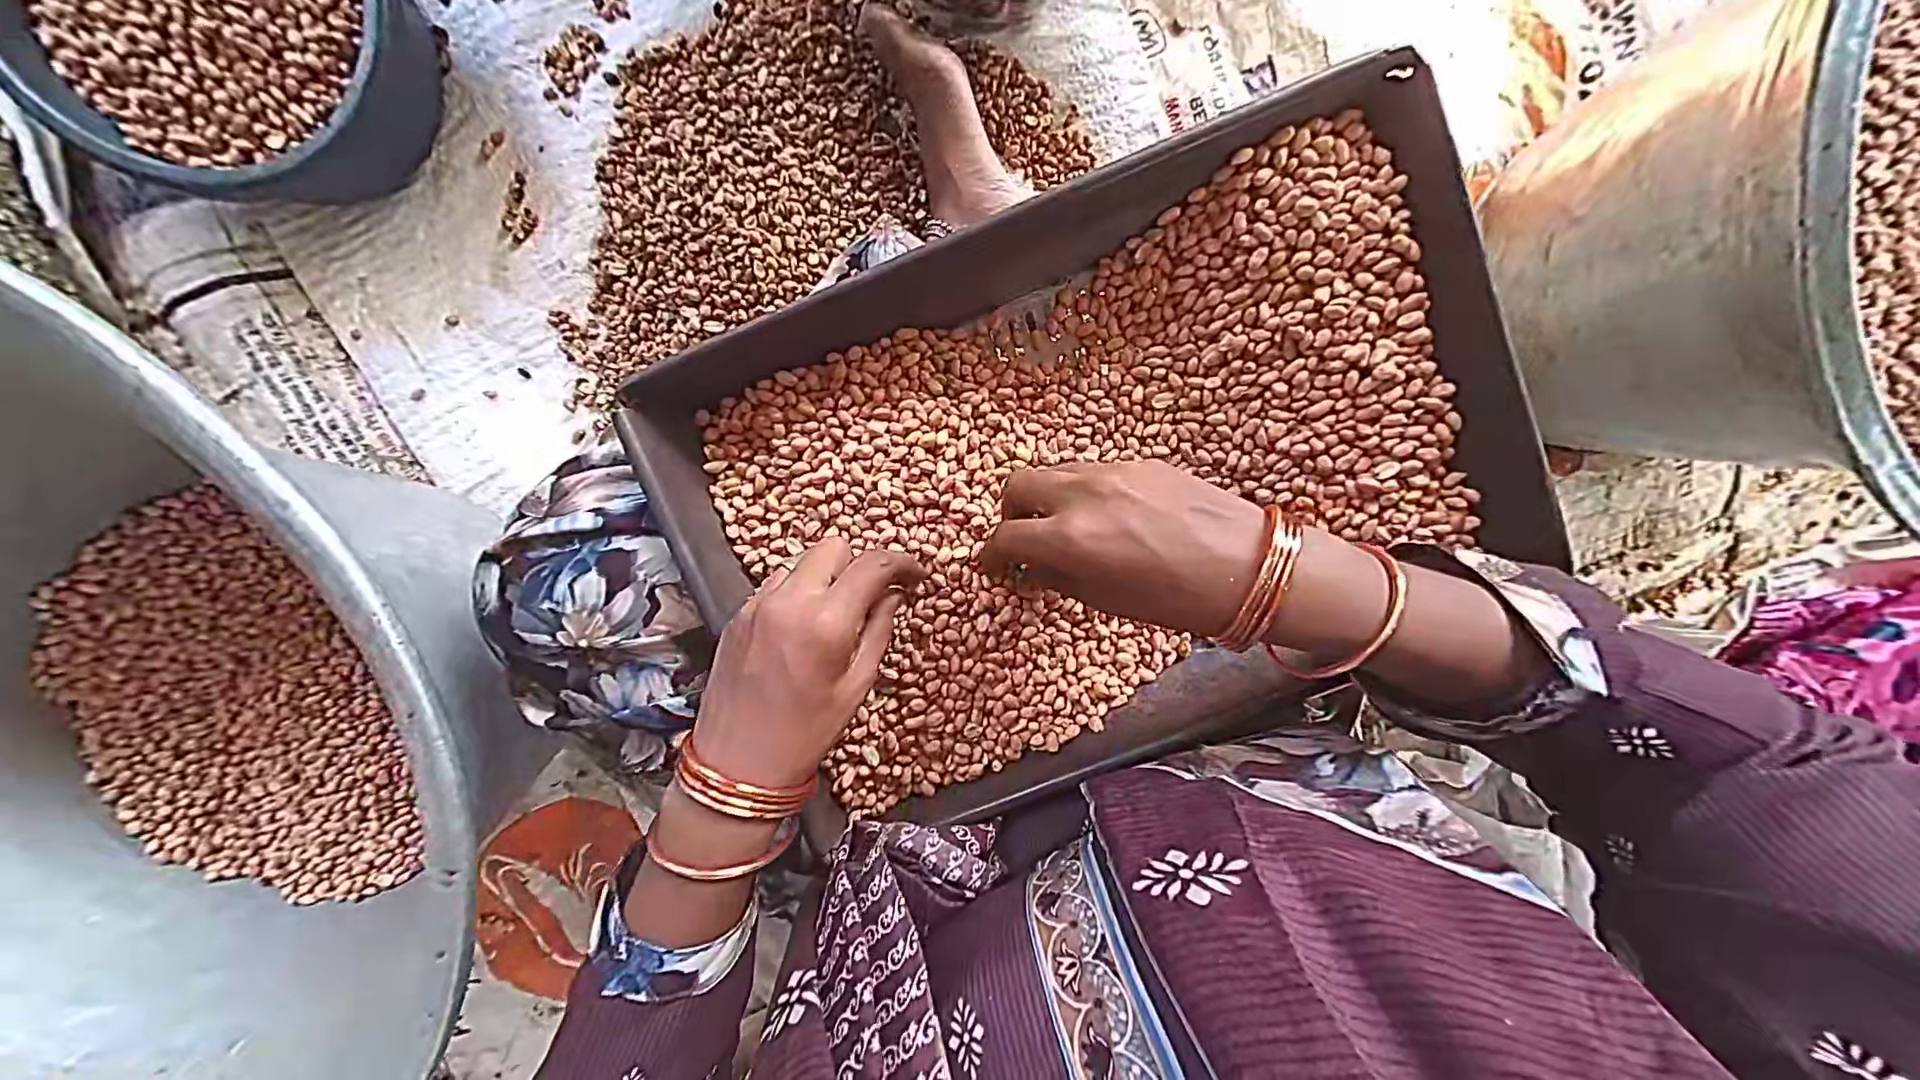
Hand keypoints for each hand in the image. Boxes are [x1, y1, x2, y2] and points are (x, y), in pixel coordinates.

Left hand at [691, 537, 926, 788]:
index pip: (872, 565)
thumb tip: (893, 595)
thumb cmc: (803, 734)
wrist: (736, 763)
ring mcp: (758, 604)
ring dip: (825, 576)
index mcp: (826, 623)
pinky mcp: (738, 613)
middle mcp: (789, 602)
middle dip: (859, 564)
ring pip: (802, 560)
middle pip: (834, 546)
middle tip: (870, 594)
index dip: (901, 563)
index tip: (913, 574)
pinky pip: (776, 582)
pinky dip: (797, 591)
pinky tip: (802, 624)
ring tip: (834, 612)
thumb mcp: (856, 686)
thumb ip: (879, 630)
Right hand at [979, 461, 1266, 637]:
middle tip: (1023, 536)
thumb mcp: (1107, 600)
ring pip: (1054, 471)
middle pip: (1018, 485)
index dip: (992, 554)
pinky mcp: (1140, 461)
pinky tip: (1104, 514)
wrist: (1251, 565)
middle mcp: (1082, 494)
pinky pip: (1091, 470)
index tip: (994, 563)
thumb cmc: (1179, 599)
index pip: (1007, 536)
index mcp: (1071, 538)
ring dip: (1045, 497)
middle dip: (1011, 512)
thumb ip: (1059, 576)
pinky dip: (1080, 490)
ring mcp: (1112, 471)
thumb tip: (1032, 564)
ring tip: (1064, 524)